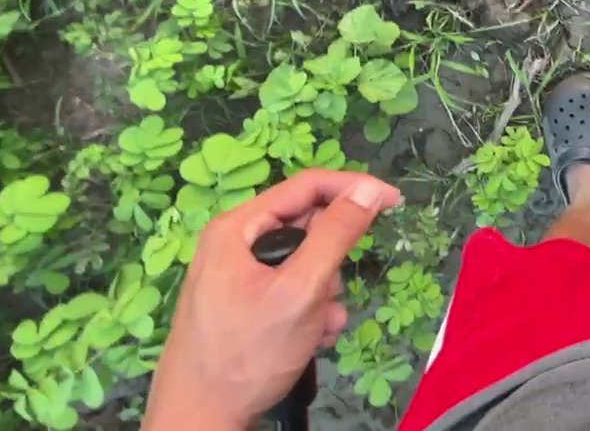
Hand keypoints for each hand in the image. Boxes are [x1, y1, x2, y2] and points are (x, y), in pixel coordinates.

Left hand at [143, 170, 402, 430]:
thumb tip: (371, 187)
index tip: (393, 203)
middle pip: (308, 221)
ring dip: (326, 284)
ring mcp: (236, 273)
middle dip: (334, 253)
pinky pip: (292, 283)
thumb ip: (337, 233)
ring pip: (306, 255)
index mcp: (237, 228)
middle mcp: (233, 242)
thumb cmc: (246, 357)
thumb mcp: (302, 290)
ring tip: (322, 319)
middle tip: (338, 285)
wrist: (197, 429)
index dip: (356, 187)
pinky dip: (312, 303)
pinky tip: (314, 332)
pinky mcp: (242, 300)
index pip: (310, 184)